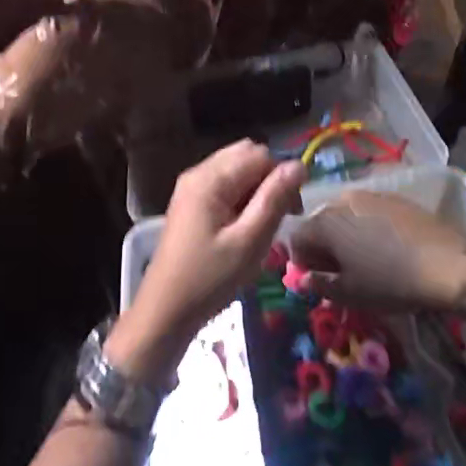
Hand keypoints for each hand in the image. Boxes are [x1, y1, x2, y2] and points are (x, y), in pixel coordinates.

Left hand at [110, 142, 306, 381]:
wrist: (165, 310)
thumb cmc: (210, 279)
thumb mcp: (249, 241)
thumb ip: (274, 199)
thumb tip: (299, 165)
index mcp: (211, 179)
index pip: (261, 154)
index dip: (283, 177)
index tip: (293, 212)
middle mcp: (198, 173)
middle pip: (247, 156)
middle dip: (270, 179)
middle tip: (280, 218)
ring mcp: (191, 187)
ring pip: (237, 170)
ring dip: (257, 190)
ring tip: (262, 226)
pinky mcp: (190, 202)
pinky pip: (224, 185)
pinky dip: (241, 198)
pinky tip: (243, 228)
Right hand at [287, 190, 465, 314]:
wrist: (448, 263)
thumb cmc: (391, 282)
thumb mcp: (350, 293)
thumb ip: (320, 284)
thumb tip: (302, 280)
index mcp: (324, 222)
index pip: (295, 237)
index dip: (300, 260)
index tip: (315, 279)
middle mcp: (342, 200)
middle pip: (319, 222)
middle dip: (321, 246)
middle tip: (337, 272)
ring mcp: (370, 195)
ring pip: (344, 215)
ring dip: (343, 235)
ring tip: (361, 259)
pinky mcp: (394, 198)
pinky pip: (367, 211)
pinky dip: (366, 227)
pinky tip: (384, 247)